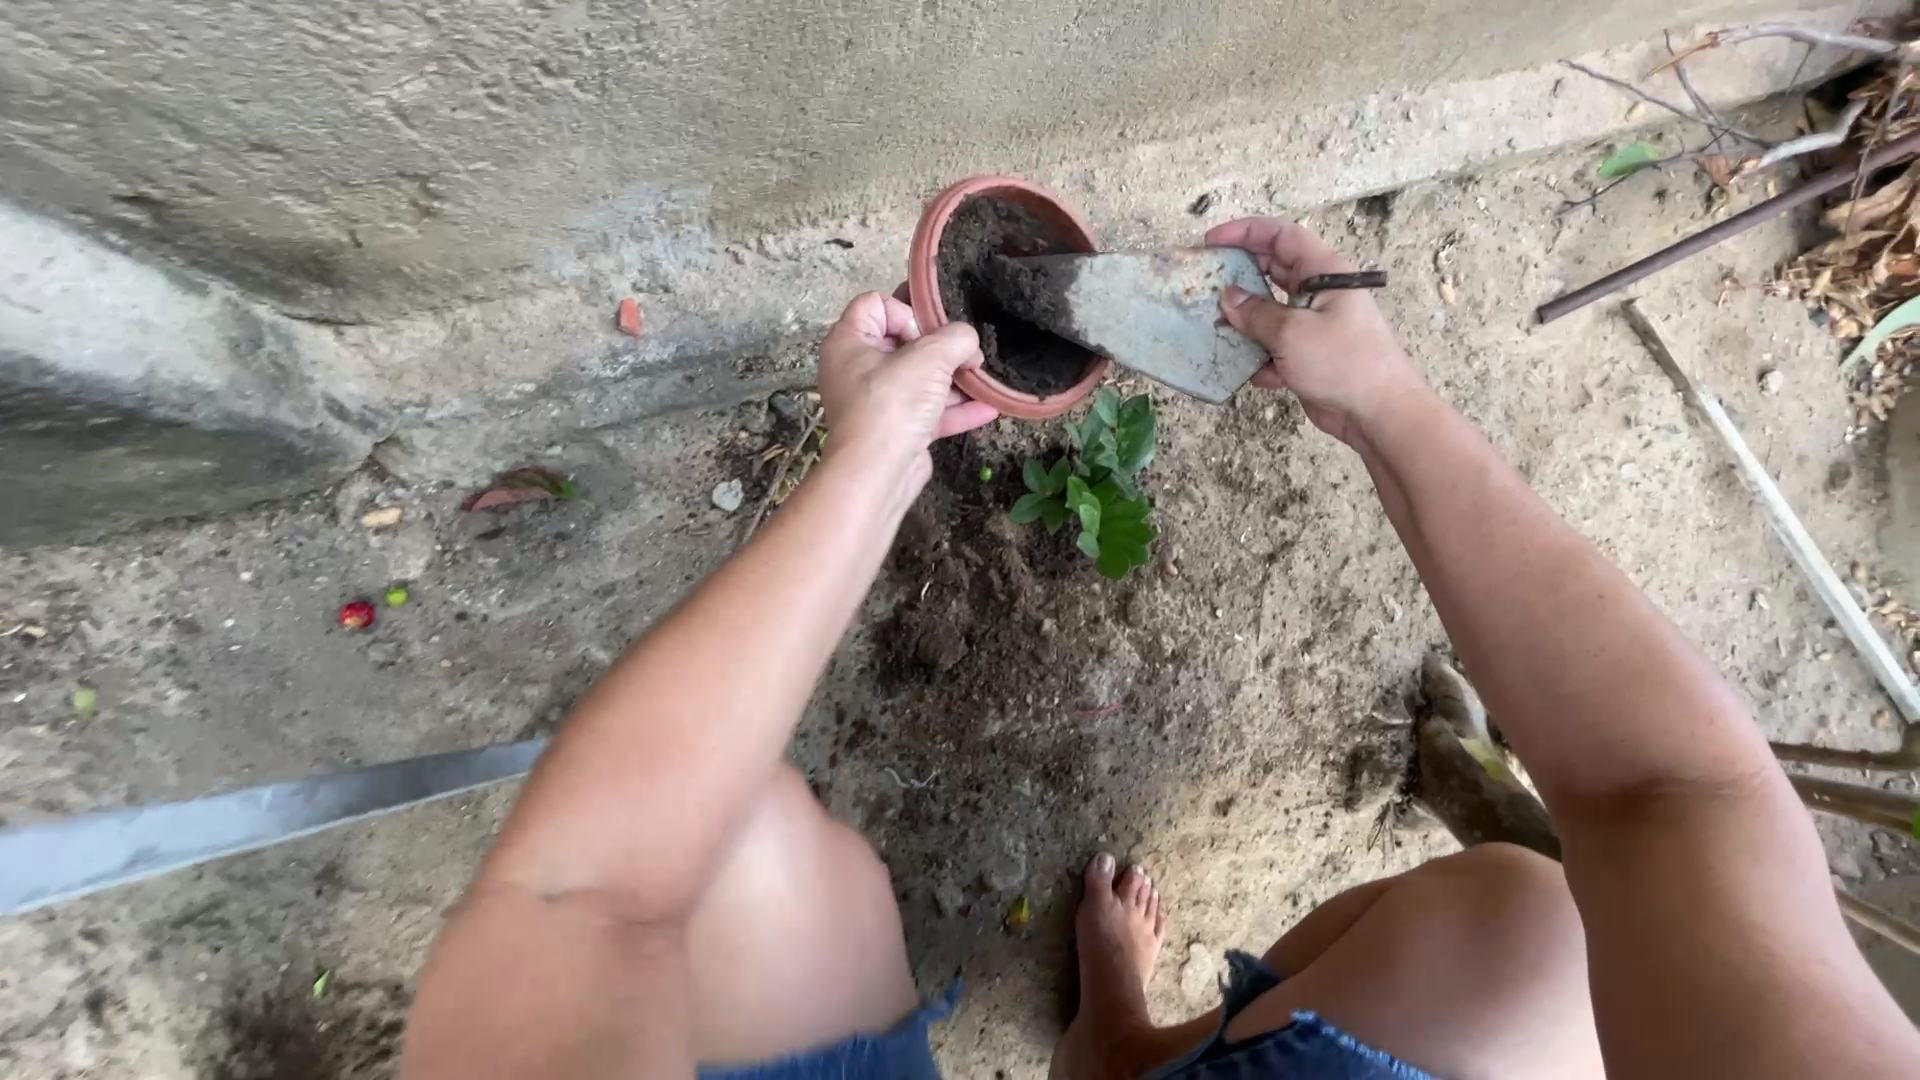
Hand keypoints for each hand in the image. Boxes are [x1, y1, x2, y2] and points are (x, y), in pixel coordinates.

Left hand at [817, 292, 997, 488]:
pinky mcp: (897, 431)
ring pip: (919, 381)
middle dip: (939, 348)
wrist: (877, 473)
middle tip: (962, 354)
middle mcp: (858, 370)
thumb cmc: (891, 405)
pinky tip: (988, 408)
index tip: (926, 333)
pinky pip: (928, 412)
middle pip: (903, 343)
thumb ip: (955, 339)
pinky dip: (955, 410)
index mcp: (849, 342)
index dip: (905, 311)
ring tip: (982, 377)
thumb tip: (968, 344)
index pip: (874, 304)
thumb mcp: (930, 357)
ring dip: (953, 380)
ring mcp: (878, 403)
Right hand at [1206, 218, 1424, 445]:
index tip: (1211, 241)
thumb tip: (1227, 297)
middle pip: (1271, 271)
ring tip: (1214, 329)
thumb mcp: (1292, 333)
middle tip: (1204, 283)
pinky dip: (1258, 358)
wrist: (1375, 411)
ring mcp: (1311, 325)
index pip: (1281, 237)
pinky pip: (1272, 347)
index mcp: (1323, 273)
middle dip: (1238, 276)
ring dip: (1243, 322)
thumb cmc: (1343, 361)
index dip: (1245, 232)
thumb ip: (1256, 313)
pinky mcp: (1305, 355)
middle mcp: (1317, 293)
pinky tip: (1253, 373)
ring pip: (1267, 312)